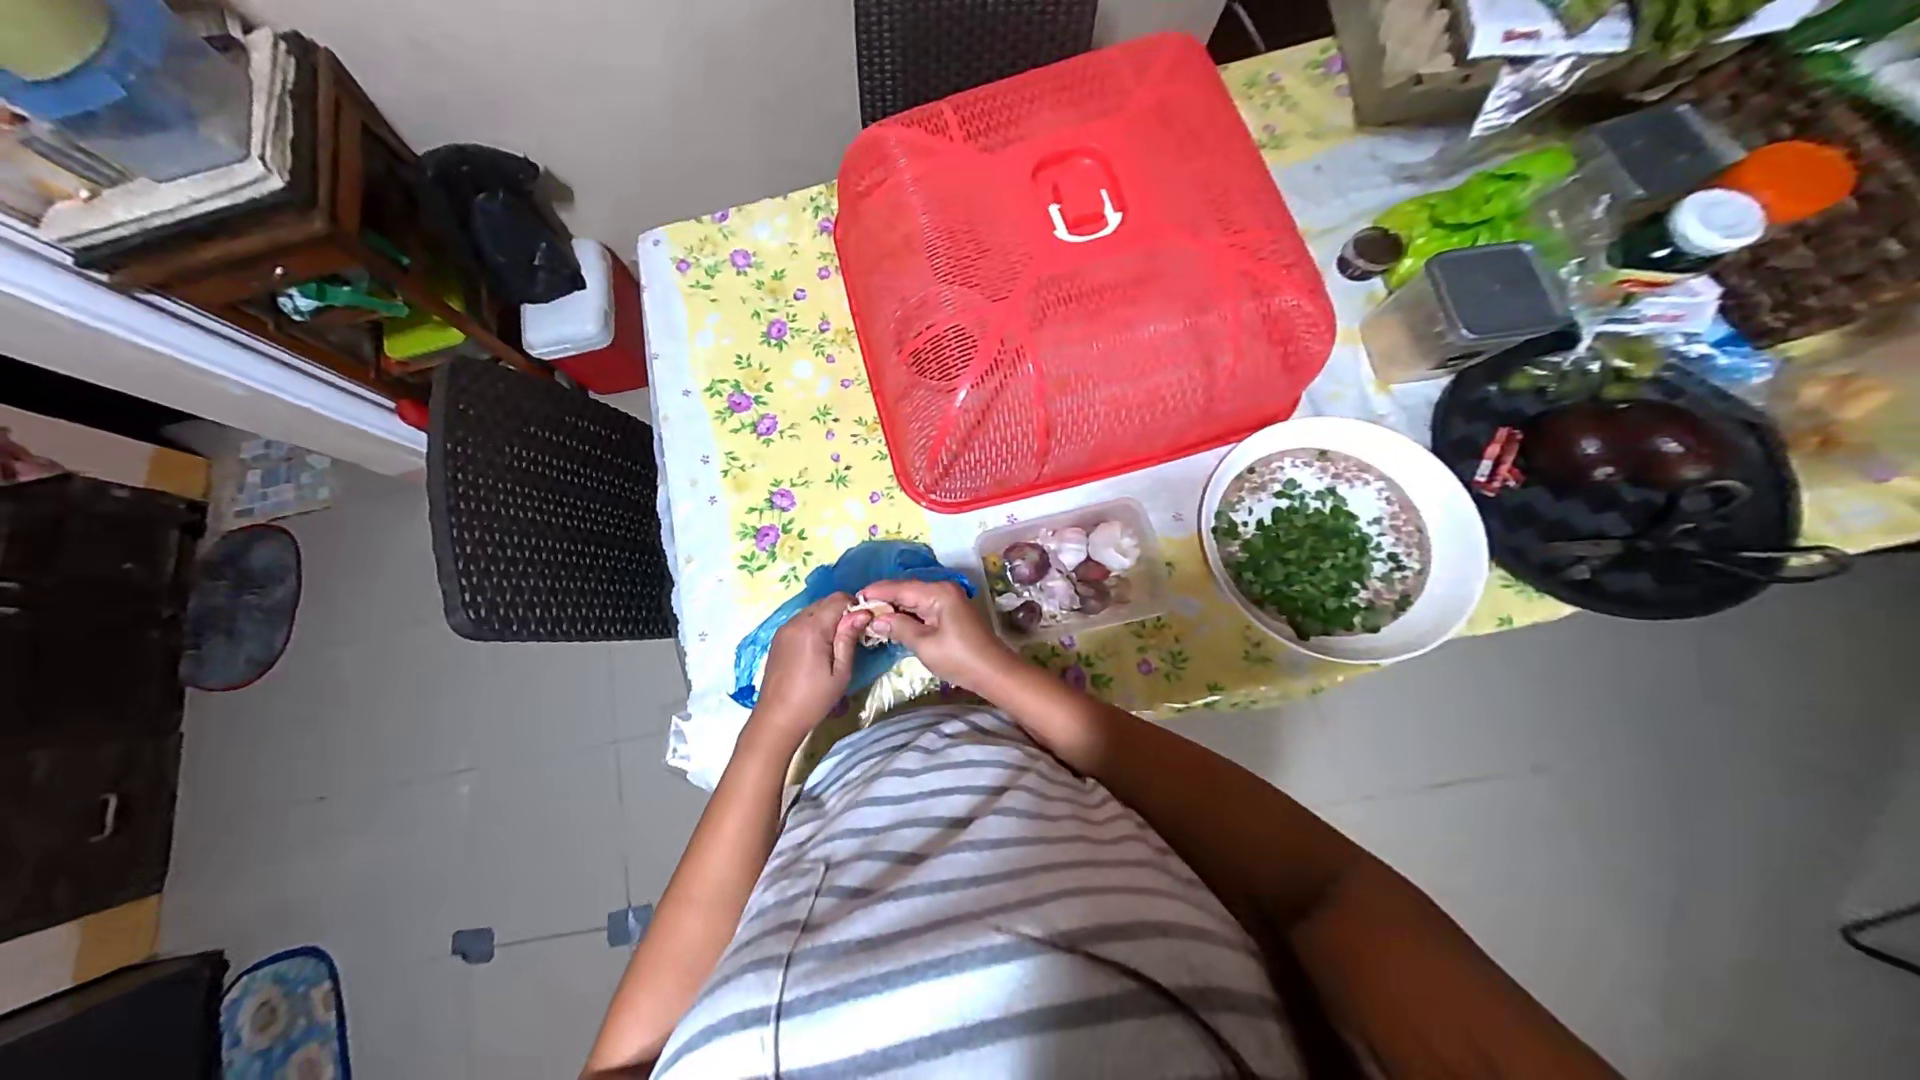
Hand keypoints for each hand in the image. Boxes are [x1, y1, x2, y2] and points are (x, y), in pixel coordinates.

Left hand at [750, 592, 870, 742]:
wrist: (776, 719)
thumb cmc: (813, 699)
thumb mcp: (840, 672)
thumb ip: (849, 638)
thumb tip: (862, 613)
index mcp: (812, 628)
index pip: (839, 599)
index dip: (856, 607)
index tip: (865, 625)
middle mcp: (796, 622)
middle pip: (825, 601)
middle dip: (843, 611)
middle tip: (854, 634)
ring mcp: (784, 629)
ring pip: (813, 609)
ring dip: (828, 617)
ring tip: (837, 642)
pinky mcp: (778, 638)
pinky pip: (801, 620)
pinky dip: (815, 625)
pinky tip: (820, 646)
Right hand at [857, 579, 1013, 692]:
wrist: (994, 672)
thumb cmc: (959, 658)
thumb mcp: (924, 644)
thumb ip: (898, 627)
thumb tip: (876, 619)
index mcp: (938, 592)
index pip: (899, 587)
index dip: (875, 592)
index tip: (853, 599)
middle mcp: (943, 589)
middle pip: (905, 591)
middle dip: (882, 601)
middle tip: (857, 612)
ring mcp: (948, 600)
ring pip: (913, 600)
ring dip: (893, 608)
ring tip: (869, 618)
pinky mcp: (950, 612)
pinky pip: (922, 608)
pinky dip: (906, 615)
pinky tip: (891, 623)